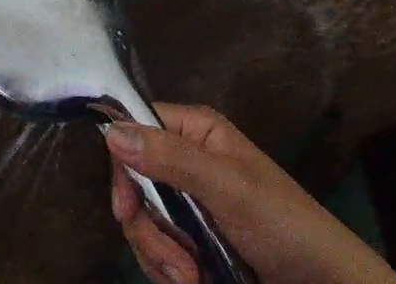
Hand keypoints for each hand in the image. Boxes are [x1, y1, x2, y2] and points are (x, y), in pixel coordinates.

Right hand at [105, 103, 395, 283]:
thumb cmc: (283, 225)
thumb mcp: (229, 188)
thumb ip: (172, 159)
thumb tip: (112, 131)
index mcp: (195, 132)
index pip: (135, 128)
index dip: (123, 164)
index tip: (126, 207)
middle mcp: (185, 160)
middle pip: (133, 182)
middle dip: (148, 229)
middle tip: (176, 261)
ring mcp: (187, 202)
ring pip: (141, 221)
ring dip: (160, 256)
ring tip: (193, 278)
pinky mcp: (191, 238)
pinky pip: (156, 248)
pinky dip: (168, 270)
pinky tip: (194, 280)